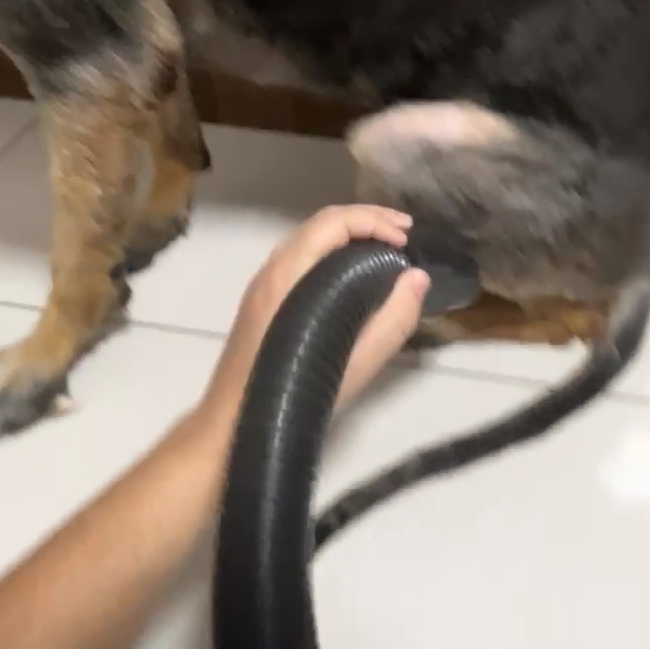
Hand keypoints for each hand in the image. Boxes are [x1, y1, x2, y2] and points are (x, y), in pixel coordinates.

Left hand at [197, 205, 429, 427]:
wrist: (233, 429)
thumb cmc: (295, 395)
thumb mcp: (357, 363)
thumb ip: (393, 319)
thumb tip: (417, 277)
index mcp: (288, 275)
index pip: (333, 222)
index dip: (374, 221)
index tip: (406, 239)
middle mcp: (272, 269)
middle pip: (322, 223)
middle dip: (367, 220)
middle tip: (405, 232)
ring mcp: (264, 283)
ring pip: (312, 239)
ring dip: (351, 235)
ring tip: (387, 247)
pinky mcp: (263, 299)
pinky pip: (304, 257)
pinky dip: (335, 251)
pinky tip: (356, 273)